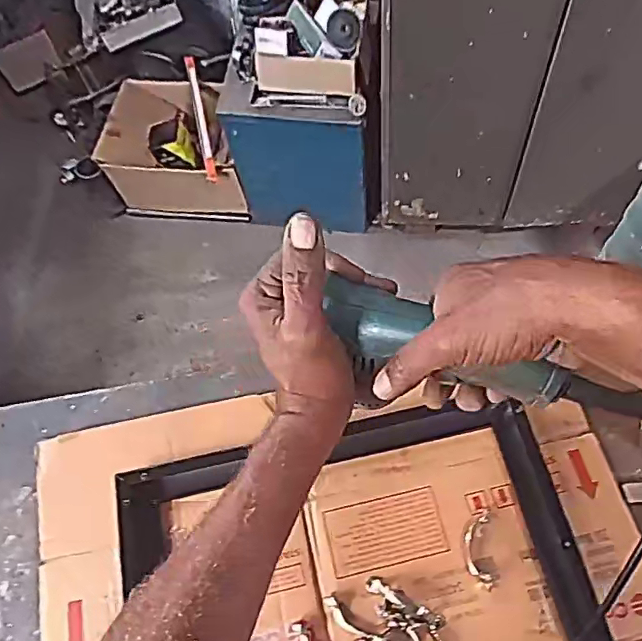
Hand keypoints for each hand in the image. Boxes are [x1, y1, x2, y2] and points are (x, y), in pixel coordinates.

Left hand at [240, 213, 390, 423]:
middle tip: (373, 294)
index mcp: (263, 295)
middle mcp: (276, 302)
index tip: (356, 283)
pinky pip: (338, 306)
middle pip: (320, 270)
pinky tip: (372, 317)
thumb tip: (303, 226)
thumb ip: (304, 275)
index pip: (301, 255)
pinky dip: (357, 308)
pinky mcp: (315, 329)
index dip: (334, 265)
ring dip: (359, 293)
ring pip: (332, 287)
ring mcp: (296, 316)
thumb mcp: (307, 321)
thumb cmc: (312, 380)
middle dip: (352, 281)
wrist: (322, 415)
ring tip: (378, 305)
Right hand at [372, 255, 641, 408]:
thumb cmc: (521, 306)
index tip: (421, 384)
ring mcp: (512, 317)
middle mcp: (482, 298)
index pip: (424, 328)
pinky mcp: (536, 336)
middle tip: (454, 397)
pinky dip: (508, 382)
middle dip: (454, 380)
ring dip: (481, 386)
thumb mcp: (449, 340)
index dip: (422, 361)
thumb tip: (382, 383)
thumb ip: (411, 363)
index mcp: (453, 288)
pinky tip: (510, 390)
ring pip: (485, 360)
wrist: (577, 313)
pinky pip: (512, 364)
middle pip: (455, 349)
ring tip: (484, 398)